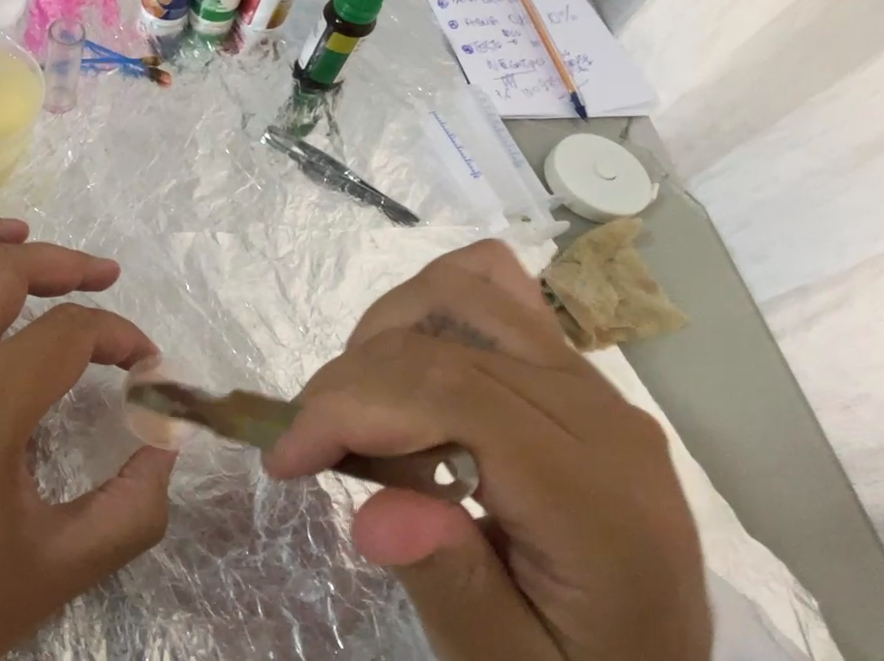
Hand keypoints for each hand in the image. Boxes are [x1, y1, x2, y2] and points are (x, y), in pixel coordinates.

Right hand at [266, 240, 709, 660]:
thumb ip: (457, 593)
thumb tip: (376, 513)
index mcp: (594, 494)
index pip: (446, 395)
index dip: (347, 409)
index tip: (285, 460)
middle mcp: (598, 413)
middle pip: (437, 341)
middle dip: (346, 386)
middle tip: (309, 452)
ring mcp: (588, 379)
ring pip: (456, 294)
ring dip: (380, 342)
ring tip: (361, 416)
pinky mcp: (572, 368)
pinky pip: (495, 289)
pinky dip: (431, 306)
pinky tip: (408, 363)